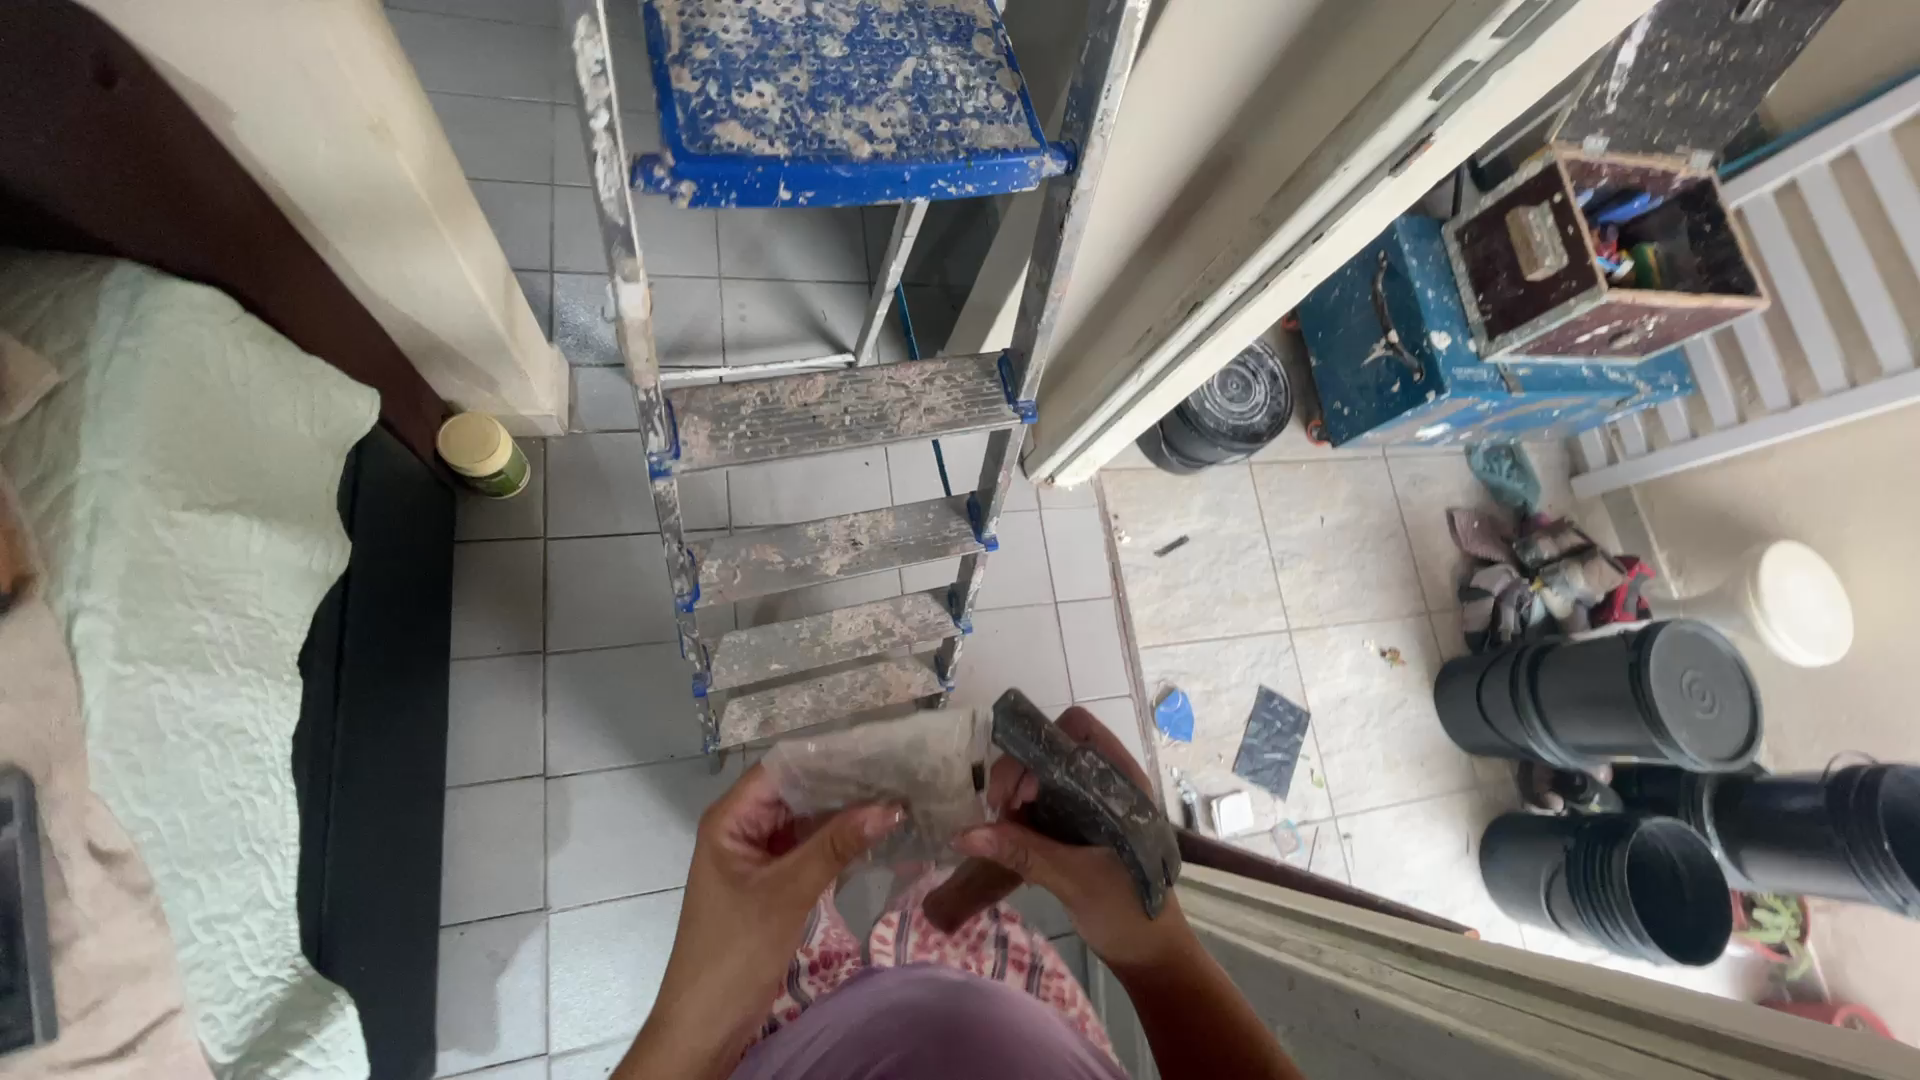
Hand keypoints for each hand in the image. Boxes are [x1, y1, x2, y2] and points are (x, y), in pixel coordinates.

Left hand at [636, 764, 902, 1071]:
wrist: (706, 1027)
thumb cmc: (734, 951)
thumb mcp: (788, 893)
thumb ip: (837, 845)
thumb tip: (890, 806)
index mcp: (731, 817)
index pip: (783, 767)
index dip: (826, 755)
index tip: (875, 748)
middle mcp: (744, 826)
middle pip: (798, 791)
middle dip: (843, 783)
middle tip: (897, 771)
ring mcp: (759, 853)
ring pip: (807, 819)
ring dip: (845, 812)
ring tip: (896, 794)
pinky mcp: (773, 879)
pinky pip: (810, 847)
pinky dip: (839, 841)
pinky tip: (876, 832)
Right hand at [953, 707, 1198, 974]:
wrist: (1151, 956)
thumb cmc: (1128, 913)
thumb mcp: (1074, 880)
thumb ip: (1023, 852)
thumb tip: (963, 834)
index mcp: (1122, 781)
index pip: (1077, 729)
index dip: (1042, 747)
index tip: (1021, 792)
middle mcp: (1107, 781)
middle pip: (1052, 749)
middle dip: (1019, 772)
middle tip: (1000, 811)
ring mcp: (1092, 801)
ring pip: (1043, 773)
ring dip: (1017, 793)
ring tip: (1003, 828)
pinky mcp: (1079, 823)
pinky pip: (1042, 800)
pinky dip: (1022, 812)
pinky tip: (1010, 837)